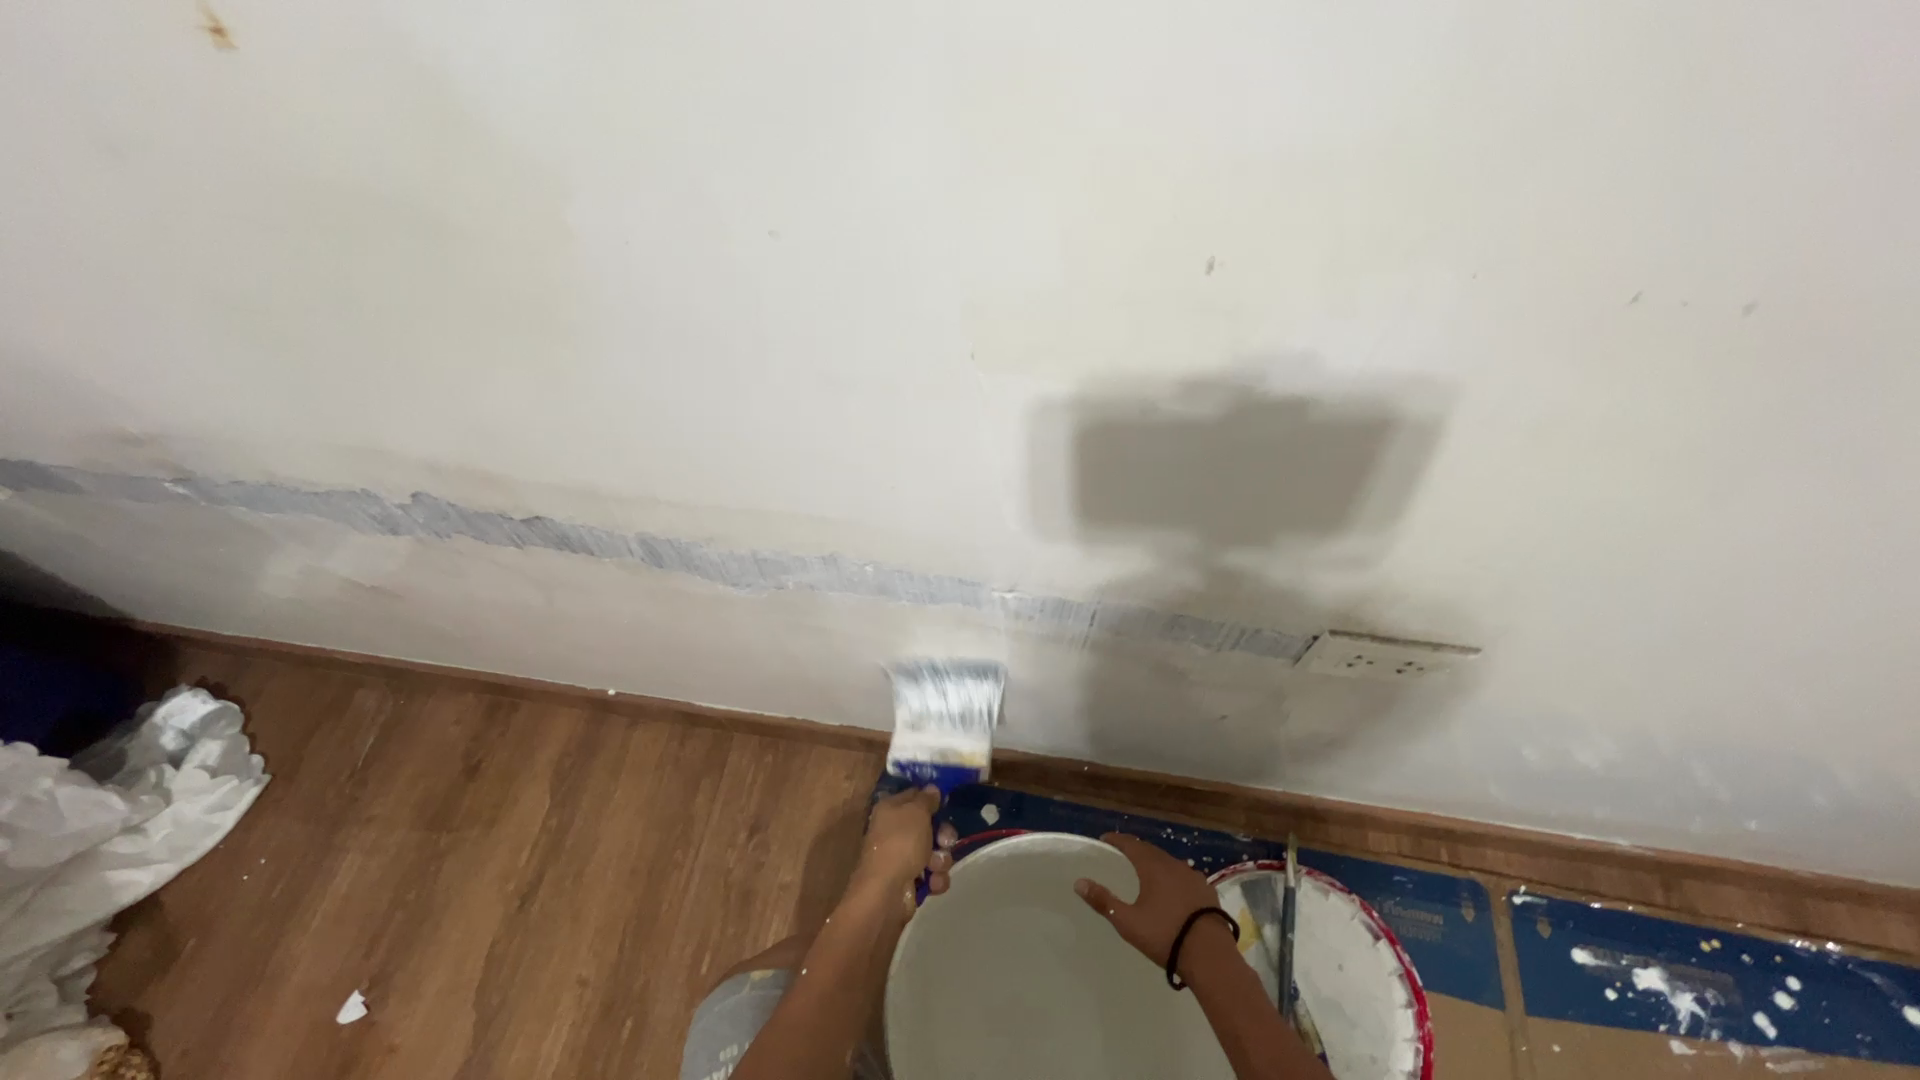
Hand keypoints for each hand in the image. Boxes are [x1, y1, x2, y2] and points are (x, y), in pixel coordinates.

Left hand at [850, 787, 959, 911]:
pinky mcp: (911, 880)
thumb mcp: (916, 813)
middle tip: (944, 841)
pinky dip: (935, 879)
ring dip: (941, 859)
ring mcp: (903, 857)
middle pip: (930, 826)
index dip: (932, 799)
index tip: (947, 803)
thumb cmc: (900, 844)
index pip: (915, 796)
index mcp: (891, 810)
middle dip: (943, 835)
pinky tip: (932, 883)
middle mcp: (896, 831)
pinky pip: (933, 874)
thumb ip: (926, 799)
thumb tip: (932, 788)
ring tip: (934, 867)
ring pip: (936, 852)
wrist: (886, 892)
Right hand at [1075, 832, 1223, 968]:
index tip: (1105, 840)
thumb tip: (1079, 882)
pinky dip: (1172, 877)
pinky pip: (1184, 876)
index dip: (1117, 840)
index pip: (1131, 844)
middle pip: (1151, 851)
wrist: (1210, 956)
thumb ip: (1103, 901)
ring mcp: (1194, 877)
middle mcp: (1174, 865)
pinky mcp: (1207, 891)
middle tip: (1122, 855)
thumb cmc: (1165, 936)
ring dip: (1155, 863)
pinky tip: (1171, 889)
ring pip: (1169, 863)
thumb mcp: (1128, 922)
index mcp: (1153, 867)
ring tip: (1145, 872)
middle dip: (1135, 850)